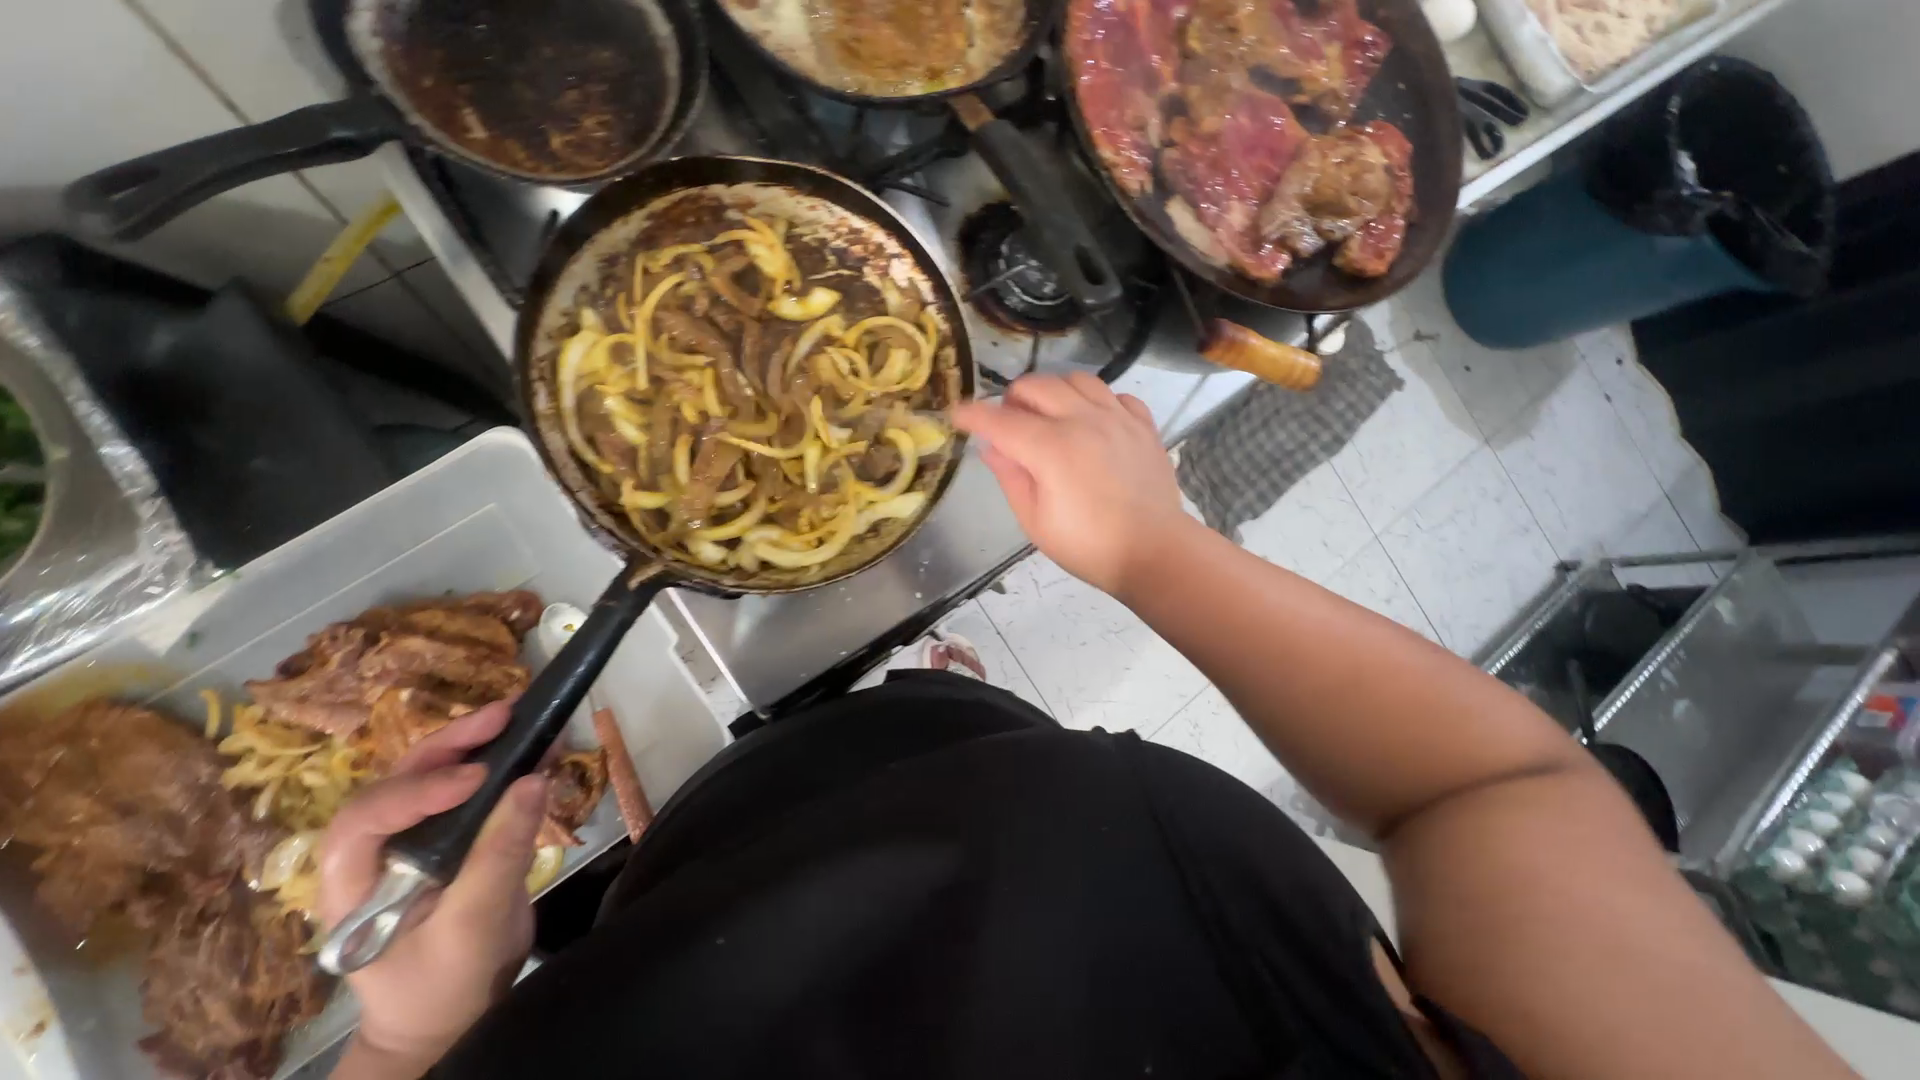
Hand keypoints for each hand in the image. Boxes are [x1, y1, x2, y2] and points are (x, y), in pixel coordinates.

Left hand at [319, 702, 547, 1077]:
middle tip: (503, 715)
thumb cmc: (445, 986)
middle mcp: (371, 853)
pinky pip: (463, 794)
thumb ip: (500, 855)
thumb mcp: (474, 927)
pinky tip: (530, 745)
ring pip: (429, 779)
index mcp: (350, 884)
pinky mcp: (444, 841)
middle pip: (396, 783)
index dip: (417, 790)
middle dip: (448, 746)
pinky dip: (496, 764)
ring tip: (518, 716)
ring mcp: (408, 844)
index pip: (366, 819)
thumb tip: (534, 780)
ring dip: (472, 745)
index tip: (478, 777)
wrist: (445, 1021)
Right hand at [953, 373, 1192, 597]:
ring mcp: (1117, 418)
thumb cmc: (1088, 546)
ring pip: (1077, 380)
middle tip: (1006, 421)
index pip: (1001, 420)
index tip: (958, 414)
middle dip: (1012, 398)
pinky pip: (1115, 395)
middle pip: (1037, 386)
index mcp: (1051, 448)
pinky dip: (1096, 401)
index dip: (974, 415)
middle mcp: (1084, 421)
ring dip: (1053, 392)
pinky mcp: (1143, 425)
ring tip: (1048, 415)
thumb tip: (992, 447)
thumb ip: (1011, 477)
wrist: (1154, 552)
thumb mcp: (1035, 521)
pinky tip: (1090, 423)